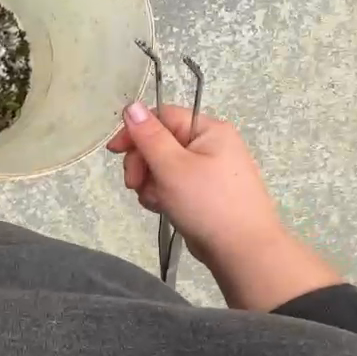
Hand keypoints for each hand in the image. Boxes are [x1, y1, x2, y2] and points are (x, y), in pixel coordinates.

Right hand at [107, 102, 339, 309]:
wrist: (242, 249)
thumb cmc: (207, 202)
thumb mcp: (172, 166)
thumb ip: (148, 136)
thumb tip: (131, 105)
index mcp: (208, 130)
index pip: (161, 116)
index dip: (135, 131)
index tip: (114, 152)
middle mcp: (209, 144)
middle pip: (158, 141)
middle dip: (141, 163)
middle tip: (134, 185)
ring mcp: (207, 168)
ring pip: (160, 165)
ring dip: (148, 182)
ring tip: (154, 200)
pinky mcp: (202, 190)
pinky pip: (170, 183)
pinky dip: (160, 193)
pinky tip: (162, 207)